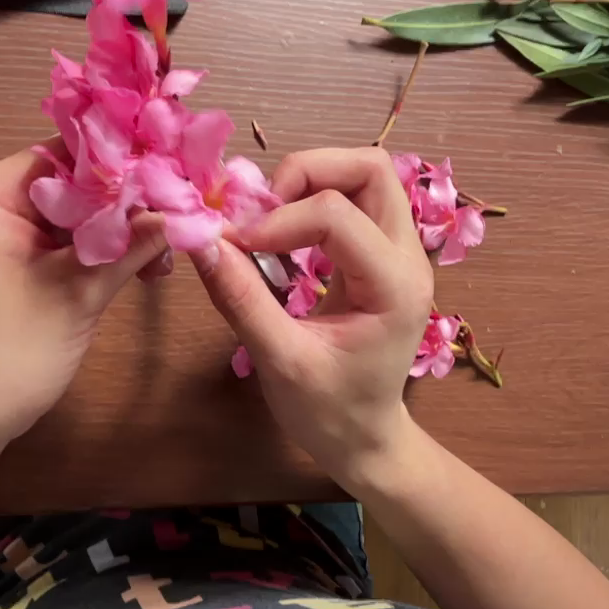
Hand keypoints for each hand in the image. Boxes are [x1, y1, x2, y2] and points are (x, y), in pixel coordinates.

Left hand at [0, 148, 170, 467]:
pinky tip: (142, 268)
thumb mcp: (78, 294)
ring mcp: (1, 233)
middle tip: (183, 222)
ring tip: (166, 257)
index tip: (179, 181)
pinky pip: (65, 242)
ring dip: (121, 232)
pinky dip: (102, 253)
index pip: (71, 153)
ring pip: (77, 214)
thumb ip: (133, 245)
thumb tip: (188, 211)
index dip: (128, 164)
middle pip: (76, 182)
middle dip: (130, 203)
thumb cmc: (7, 354)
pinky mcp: (13, 262)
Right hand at [192, 147, 433, 483]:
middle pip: (370, 169)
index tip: (234, 245)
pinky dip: (310, 203)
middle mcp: (408, 257)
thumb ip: (241, 298)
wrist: (365, 440)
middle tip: (259, 212)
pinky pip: (352, 202)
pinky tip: (280, 236)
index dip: (278, 220)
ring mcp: (399, 253)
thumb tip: (200, 240)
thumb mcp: (280, 361)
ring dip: (308, 183)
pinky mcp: (379, 255)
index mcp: (394, 286)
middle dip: (306, 173)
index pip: (337, 214)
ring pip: (363, 176)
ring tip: (266, 221)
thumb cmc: (329, 413)